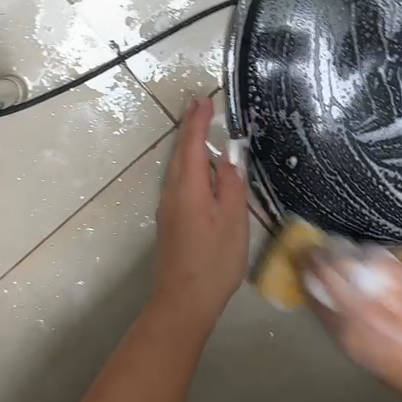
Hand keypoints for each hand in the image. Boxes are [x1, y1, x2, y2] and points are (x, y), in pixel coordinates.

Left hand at [147, 96, 249, 336]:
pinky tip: (201, 169)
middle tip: (200, 104)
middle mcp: (172, 191)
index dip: (198, 120)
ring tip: (201, 128)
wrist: (182, 302)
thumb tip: (229, 160)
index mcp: (188, 187)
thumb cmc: (213, 262)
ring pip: (177, 166)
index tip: (204, 99)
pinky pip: (179, 180)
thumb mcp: (233, 222)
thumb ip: (232, 186)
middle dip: (190, 126)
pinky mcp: (170, 220)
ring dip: (189, 145)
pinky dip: (189, 164)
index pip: (193, 144)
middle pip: (180, 151)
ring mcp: (168, 206)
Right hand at [303, 244, 401, 401]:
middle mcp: (357, 305)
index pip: (312, 293)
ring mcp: (379, 286)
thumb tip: (325, 300)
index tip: (300, 269)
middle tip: (311, 252)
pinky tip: (363, 256)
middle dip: (313, 257)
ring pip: (344, 255)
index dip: (302, 277)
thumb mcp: (362, 356)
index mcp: (345, 331)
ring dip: (334, 250)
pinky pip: (371, 252)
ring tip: (334, 250)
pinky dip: (361, 251)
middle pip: (322, 268)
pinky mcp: (400, 273)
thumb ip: (340, 325)